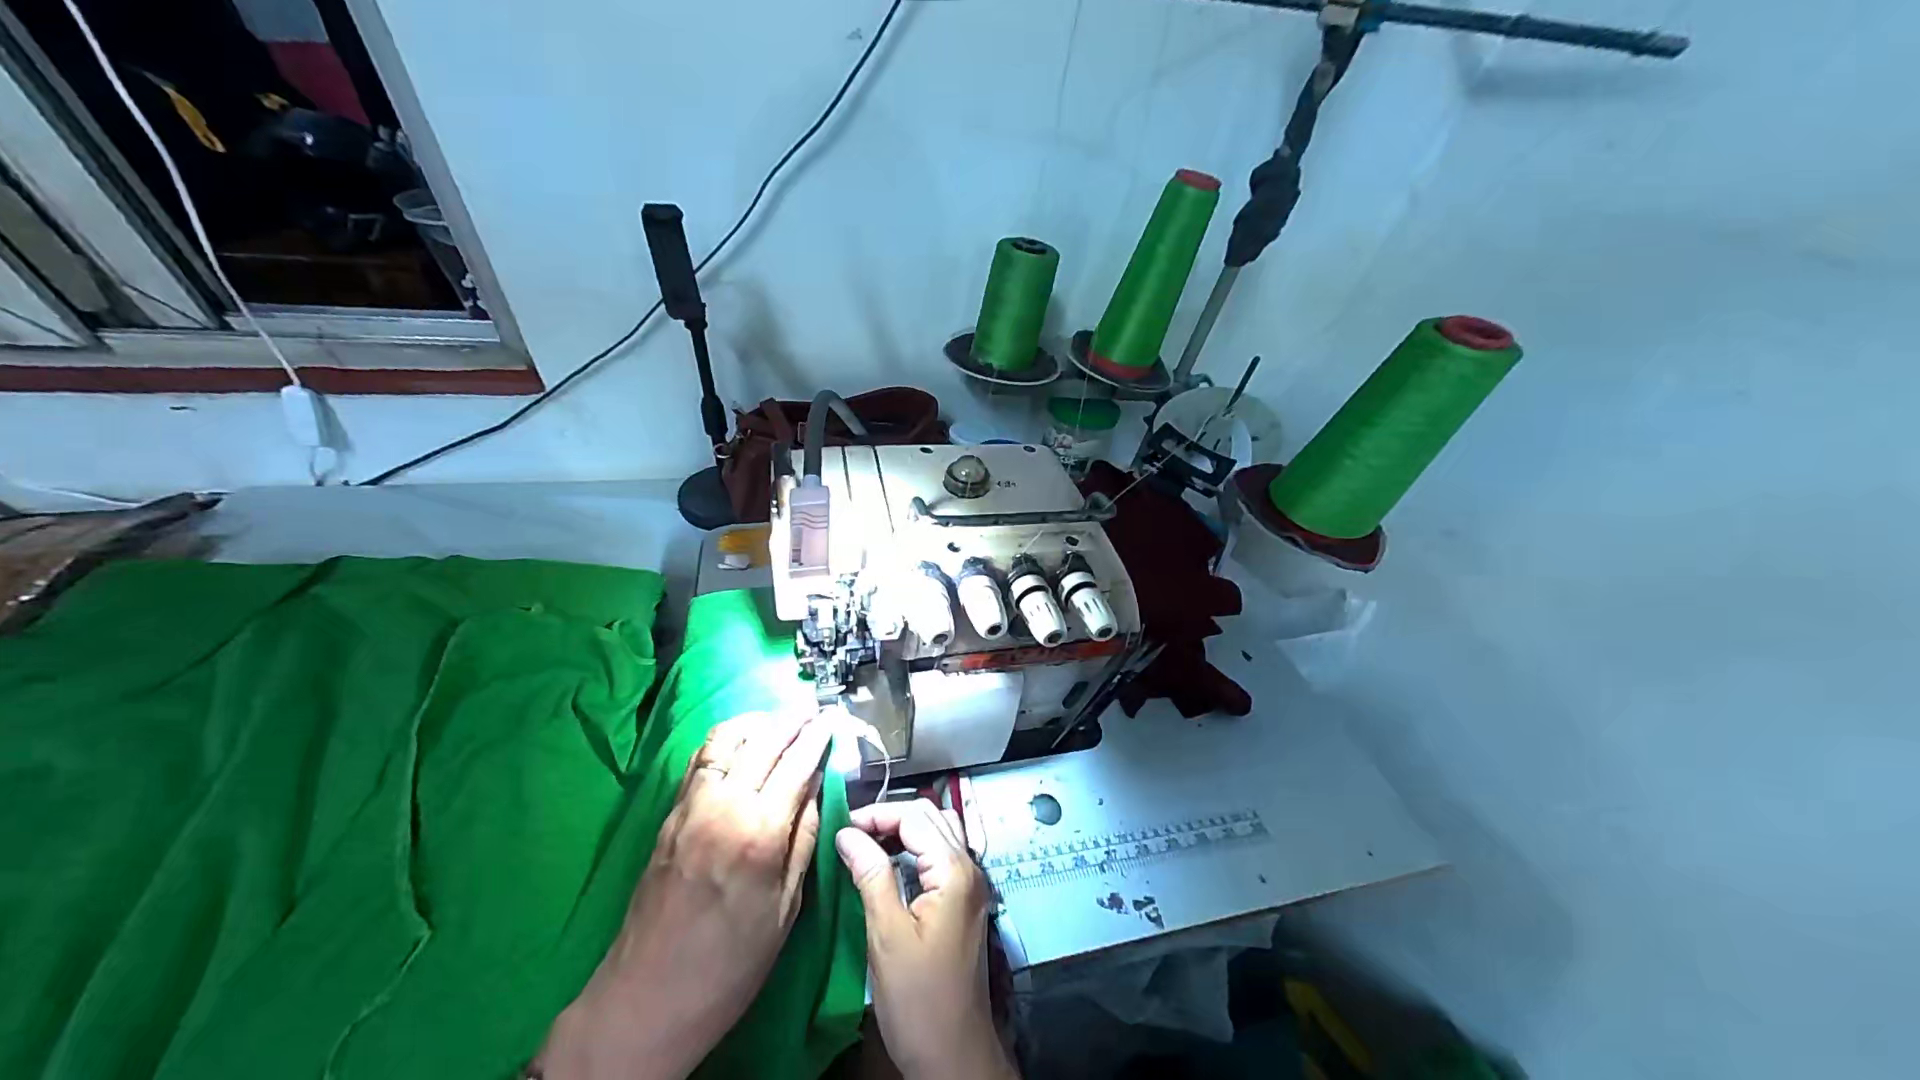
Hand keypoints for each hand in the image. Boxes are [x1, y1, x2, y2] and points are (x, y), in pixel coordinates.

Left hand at [541, 712, 831, 1079]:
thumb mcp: (786, 906)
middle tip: (813, 709)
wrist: (648, 995)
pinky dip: (724, 739)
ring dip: (757, 722)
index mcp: (759, 833)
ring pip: (726, 741)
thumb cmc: (731, 962)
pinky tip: (741, 737)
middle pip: (763, 743)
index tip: (832, 720)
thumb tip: (817, 790)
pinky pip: (700, 760)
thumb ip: (803, 839)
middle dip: (792, 721)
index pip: (796, 765)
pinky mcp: (669, 815)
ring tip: (780, 717)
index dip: (817, 738)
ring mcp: (690, 807)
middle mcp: (723, 807)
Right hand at [835, 799, 1018, 1079]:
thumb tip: (847, 834)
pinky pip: (940, 856)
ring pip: (938, 833)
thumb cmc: (918, 999)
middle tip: (852, 834)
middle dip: (890, 817)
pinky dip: (914, 849)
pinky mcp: (963, 902)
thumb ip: (871, 875)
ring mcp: (970, 885)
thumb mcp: (887, 934)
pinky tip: (889, 865)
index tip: (842, 828)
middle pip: (931, 817)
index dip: (877, 814)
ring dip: (904, 830)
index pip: (915, 817)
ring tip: (867, 844)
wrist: (953, 1053)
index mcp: (954, 871)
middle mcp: (969, 869)